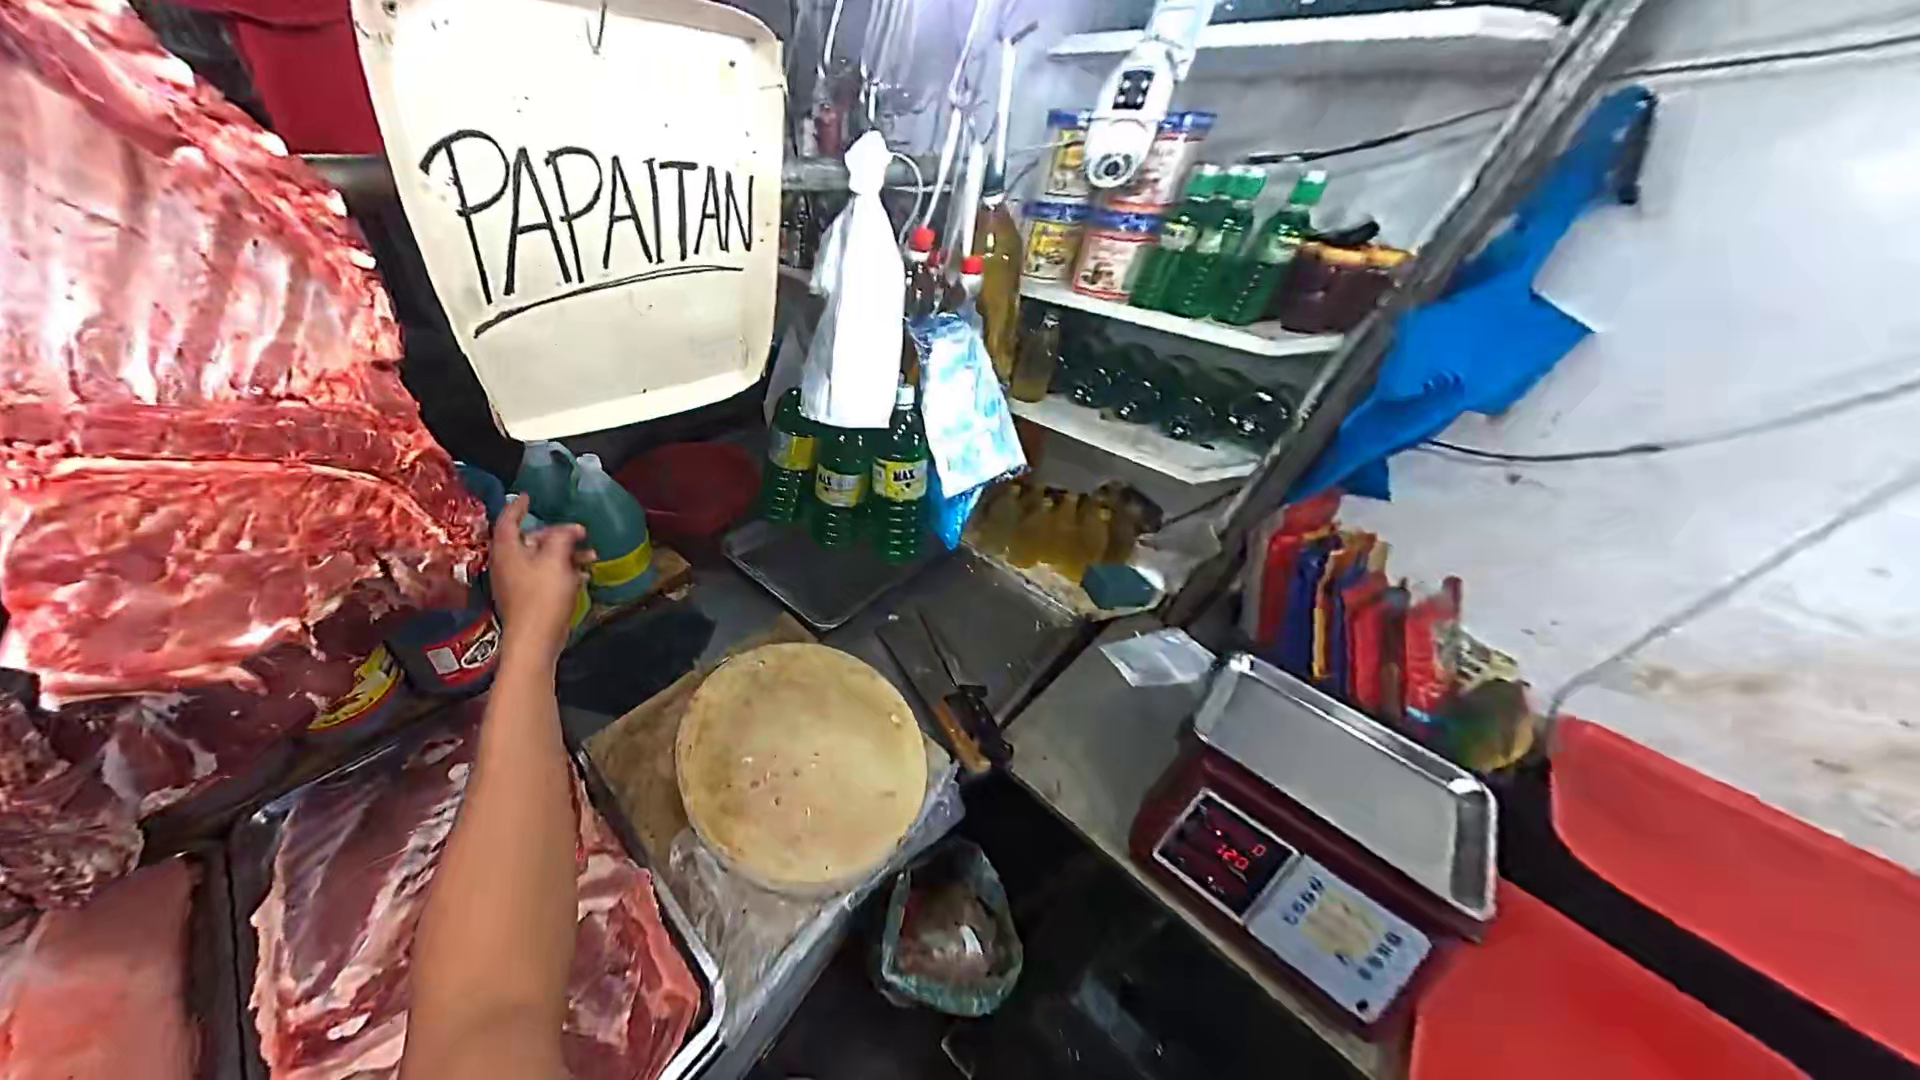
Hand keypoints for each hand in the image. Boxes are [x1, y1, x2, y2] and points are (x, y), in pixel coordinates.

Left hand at [489, 496, 592, 664]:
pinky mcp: (528, 596)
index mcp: (508, 550)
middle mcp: (507, 563)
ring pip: (542, 558)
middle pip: (530, 539)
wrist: (535, 638)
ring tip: (590, 556)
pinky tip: (583, 576)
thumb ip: (562, 538)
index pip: (509, 520)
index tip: (530, 496)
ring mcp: (516, 581)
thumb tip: (569, 528)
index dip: (519, 506)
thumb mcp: (556, 560)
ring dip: (566, 553)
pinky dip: (564, 570)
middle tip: (579, 532)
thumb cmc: (543, 596)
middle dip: (556, 534)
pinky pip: (546, 575)